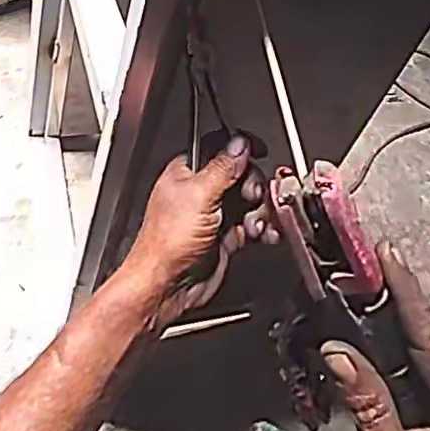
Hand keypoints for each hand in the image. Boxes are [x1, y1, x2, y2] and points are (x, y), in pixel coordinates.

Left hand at [120, 135, 280, 323]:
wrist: (166, 286)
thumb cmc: (166, 243)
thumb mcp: (198, 196)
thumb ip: (222, 168)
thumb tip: (239, 144)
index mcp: (187, 171)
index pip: (218, 146)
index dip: (240, 147)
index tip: (258, 151)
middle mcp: (201, 190)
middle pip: (241, 173)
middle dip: (253, 184)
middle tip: (251, 196)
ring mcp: (215, 213)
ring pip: (250, 200)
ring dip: (260, 210)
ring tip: (253, 223)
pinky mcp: (226, 236)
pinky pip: (252, 224)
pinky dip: (262, 228)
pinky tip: (263, 234)